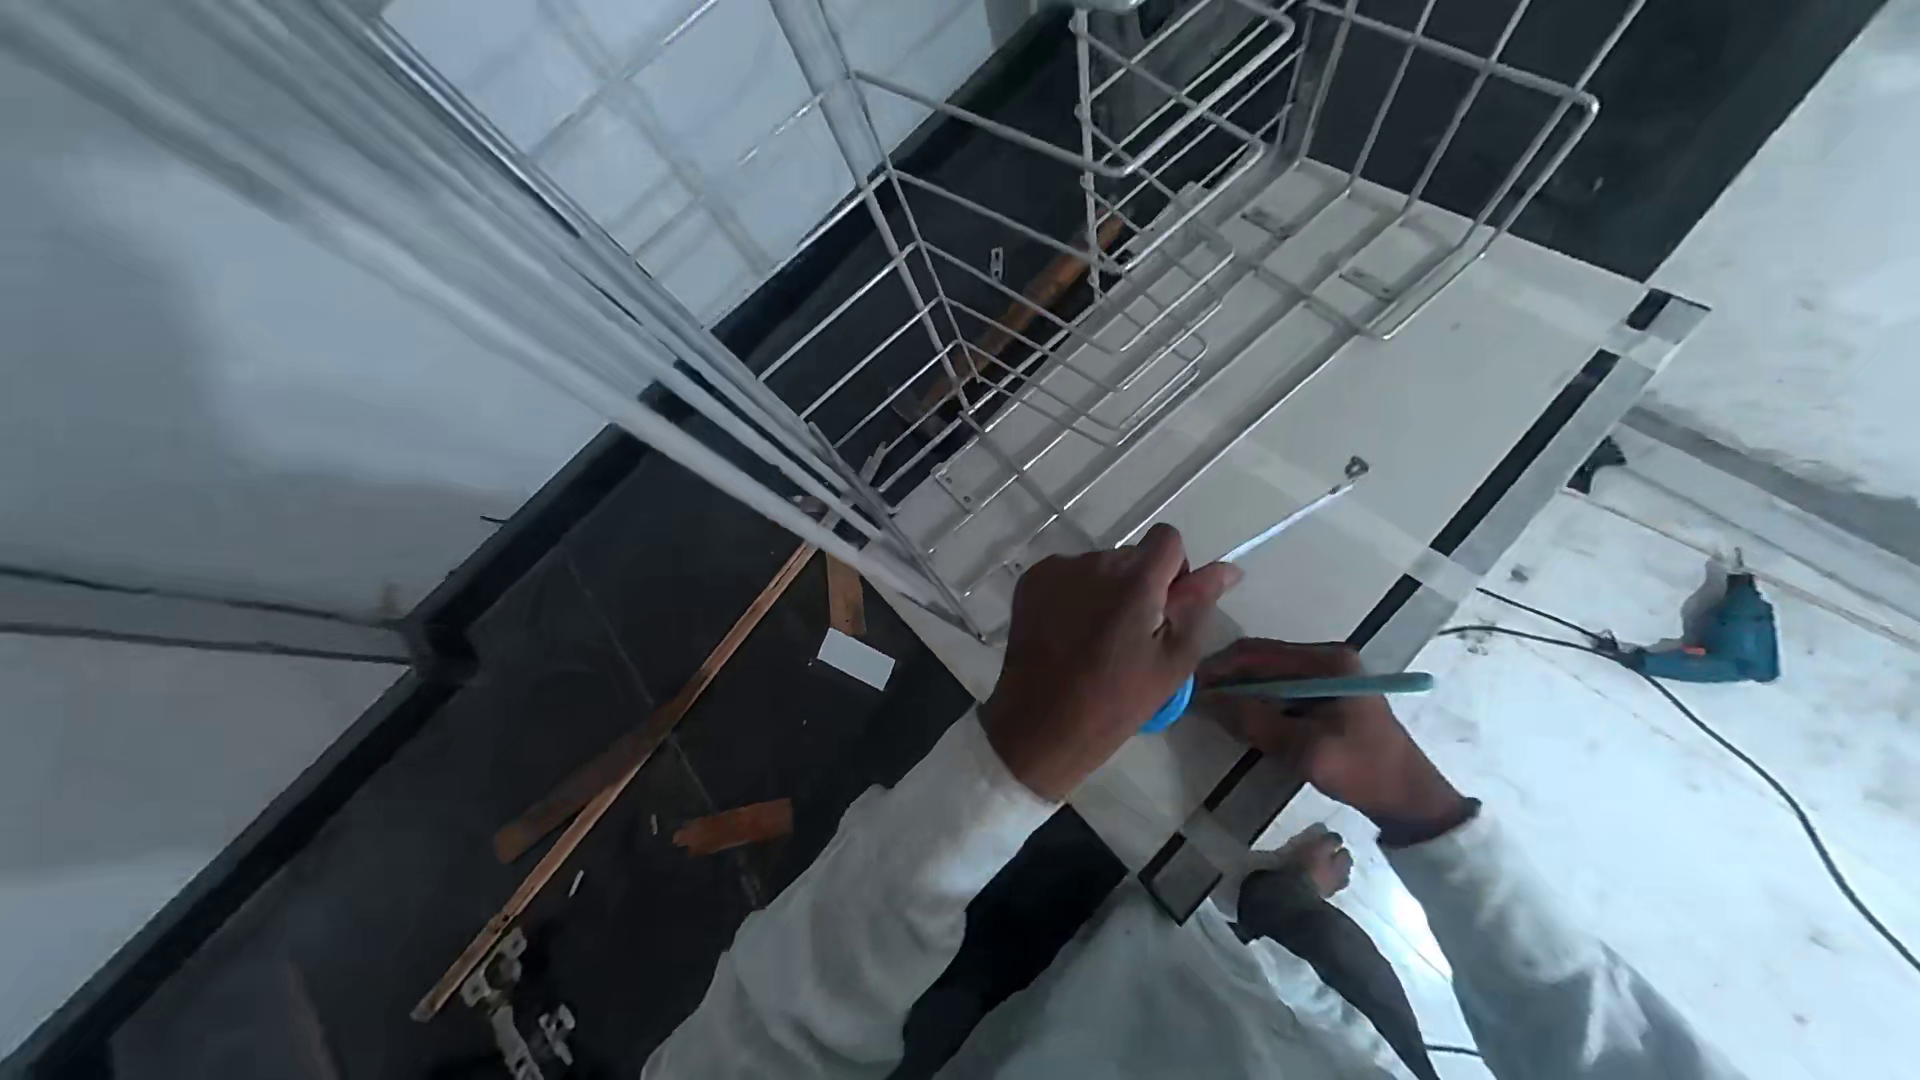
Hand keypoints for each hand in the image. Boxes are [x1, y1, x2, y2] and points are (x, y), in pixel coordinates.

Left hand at [982, 524, 1240, 800]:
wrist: (1041, 723)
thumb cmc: (1116, 700)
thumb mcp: (1172, 659)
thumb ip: (1199, 604)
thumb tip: (1228, 568)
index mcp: (1135, 577)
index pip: (1167, 538)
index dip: (1173, 570)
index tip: (1163, 609)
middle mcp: (1093, 561)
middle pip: (1131, 555)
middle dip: (1139, 584)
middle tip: (1129, 637)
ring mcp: (1057, 569)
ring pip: (1098, 566)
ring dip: (1105, 590)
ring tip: (1095, 639)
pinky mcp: (1030, 581)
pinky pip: (1067, 575)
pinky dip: (1074, 594)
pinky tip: (1068, 632)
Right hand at [1196, 640, 1471, 839]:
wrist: (1410, 800)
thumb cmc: (1363, 771)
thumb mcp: (1306, 750)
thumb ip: (1255, 721)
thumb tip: (1205, 700)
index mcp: (1328, 661)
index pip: (1258, 653)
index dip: (1219, 668)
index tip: (1189, 686)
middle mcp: (1325, 657)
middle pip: (1258, 658)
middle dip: (1225, 677)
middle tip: (1194, 698)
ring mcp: (1324, 672)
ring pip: (1264, 672)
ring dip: (1237, 688)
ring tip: (1210, 707)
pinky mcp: (1321, 690)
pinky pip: (1275, 686)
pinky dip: (1253, 698)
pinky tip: (1239, 715)